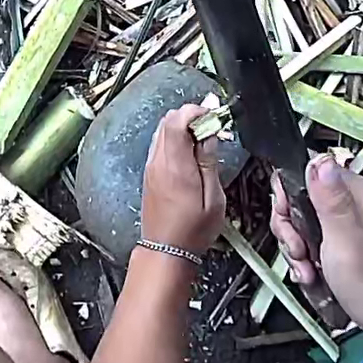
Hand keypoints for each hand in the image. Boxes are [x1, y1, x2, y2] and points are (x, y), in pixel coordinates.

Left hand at [139, 104, 226, 254]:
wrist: (166, 251)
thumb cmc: (192, 230)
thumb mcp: (213, 198)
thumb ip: (209, 161)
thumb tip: (209, 134)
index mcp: (175, 165)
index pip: (177, 120)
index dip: (196, 111)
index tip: (213, 117)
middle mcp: (159, 161)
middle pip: (168, 120)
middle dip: (191, 116)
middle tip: (212, 127)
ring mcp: (151, 166)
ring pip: (162, 130)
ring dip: (182, 126)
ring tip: (203, 140)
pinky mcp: (150, 172)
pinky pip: (160, 144)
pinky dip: (175, 138)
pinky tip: (190, 153)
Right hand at [270, 154, 362, 341]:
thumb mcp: (349, 243)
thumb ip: (331, 201)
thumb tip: (321, 160)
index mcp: (357, 193)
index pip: (305, 172)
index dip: (288, 198)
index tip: (292, 225)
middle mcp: (352, 203)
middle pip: (298, 199)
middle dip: (290, 229)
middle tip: (301, 251)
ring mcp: (347, 224)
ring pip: (300, 223)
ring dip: (297, 249)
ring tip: (310, 269)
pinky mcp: (343, 242)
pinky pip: (310, 243)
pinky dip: (306, 260)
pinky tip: (315, 275)